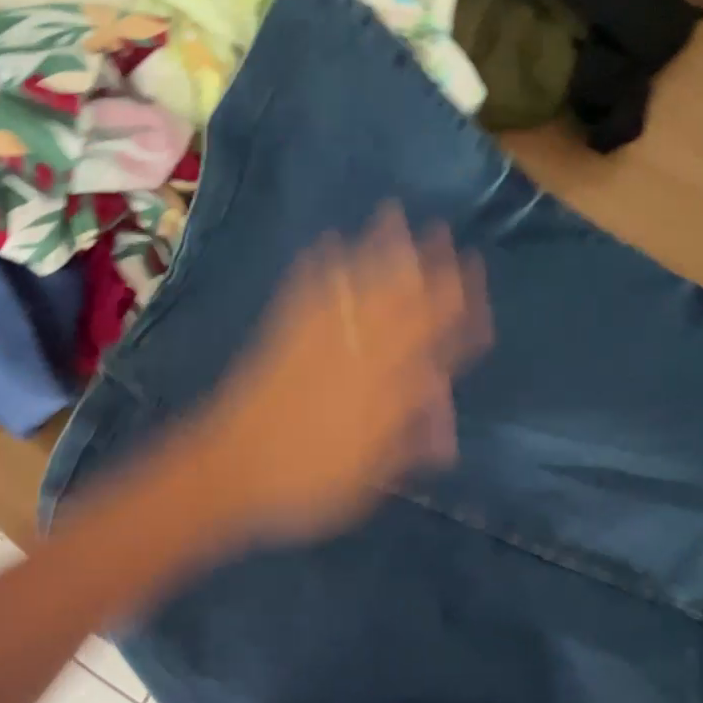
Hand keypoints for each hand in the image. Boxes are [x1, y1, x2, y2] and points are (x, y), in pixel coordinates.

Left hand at [193, 204, 491, 543]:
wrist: (229, 471)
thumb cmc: (303, 487)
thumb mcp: (365, 481)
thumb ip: (404, 444)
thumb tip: (443, 420)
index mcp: (384, 393)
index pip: (433, 345)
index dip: (457, 313)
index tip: (472, 284)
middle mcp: (355, 358)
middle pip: (397, 305)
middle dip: (424, 268)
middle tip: (442, 232)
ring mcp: (314, 343)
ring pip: (355, 289)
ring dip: (376, 251)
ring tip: (393, 214)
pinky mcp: (279, 339)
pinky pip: (305, 295)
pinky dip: (319, 267)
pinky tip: (327, 242)